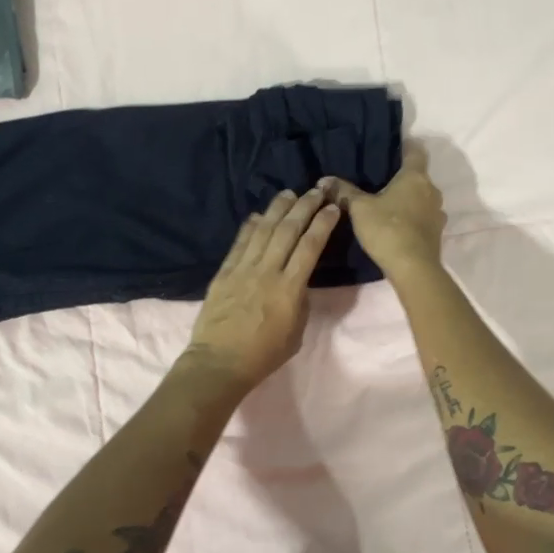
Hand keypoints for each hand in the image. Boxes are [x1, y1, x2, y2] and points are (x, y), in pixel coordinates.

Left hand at [181, 188, 341, 392]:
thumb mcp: (296, 330)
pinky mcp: (224, 273)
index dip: (323, 223)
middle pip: (288, 230)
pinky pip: (239, 244)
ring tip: (289, 193)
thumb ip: (300, 300)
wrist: (220, 362)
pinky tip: (257, 215)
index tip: (333, 208)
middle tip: (317, 190)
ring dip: (278, 209)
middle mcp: (267, 271)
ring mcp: (243, 269)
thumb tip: (298, 281)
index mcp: (290, 288)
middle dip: (305, 207)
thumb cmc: (264, 354)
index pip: (310, 246)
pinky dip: (249, 227)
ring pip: (263, 230)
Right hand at [318, 141, 445, 279]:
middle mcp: (431, 190)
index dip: (406, 146)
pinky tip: (397, 225)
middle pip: (418, 176)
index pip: (416, 151)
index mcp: (415, 177)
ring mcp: (437, 212)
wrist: (413, 268)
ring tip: (388, 205)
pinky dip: (413, 217)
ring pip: (422, 198)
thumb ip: (344, 192)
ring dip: (408, 199)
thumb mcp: (359, 208)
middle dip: (402, 177)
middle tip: (381, 181)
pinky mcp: (436, 232)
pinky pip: (424, 217)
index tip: (394, 147)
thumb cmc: (387, 229)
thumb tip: (325, 180)